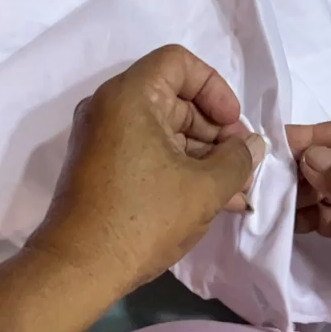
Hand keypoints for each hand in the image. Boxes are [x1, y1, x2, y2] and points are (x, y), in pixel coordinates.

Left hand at [29, 45, 264, 296]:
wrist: (78, 269)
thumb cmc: (143, 218)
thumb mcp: (204, 188)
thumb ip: (237, 159)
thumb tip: (252, 145)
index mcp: (129, 96)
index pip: (179, 62)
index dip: (214, 88)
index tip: (232, 125)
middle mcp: (110, 107)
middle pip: (174, 97)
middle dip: (215, 130)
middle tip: (242, 163)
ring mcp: (103, 137)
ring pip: (164, 128)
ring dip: (203, 154)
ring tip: (236, 190)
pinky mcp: (102, 165)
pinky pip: (148, 150)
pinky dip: (180, 166)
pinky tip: (214, 199)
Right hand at [288, 118, 330, 331]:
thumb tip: (311, 154)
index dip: (318, 137)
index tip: (277, 143)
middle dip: (306, 165)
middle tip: (266, 174)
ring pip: (330, 183)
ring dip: (302, 190)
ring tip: (270, 198)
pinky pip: (328, 211)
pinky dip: (307, 213)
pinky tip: (284, 218)